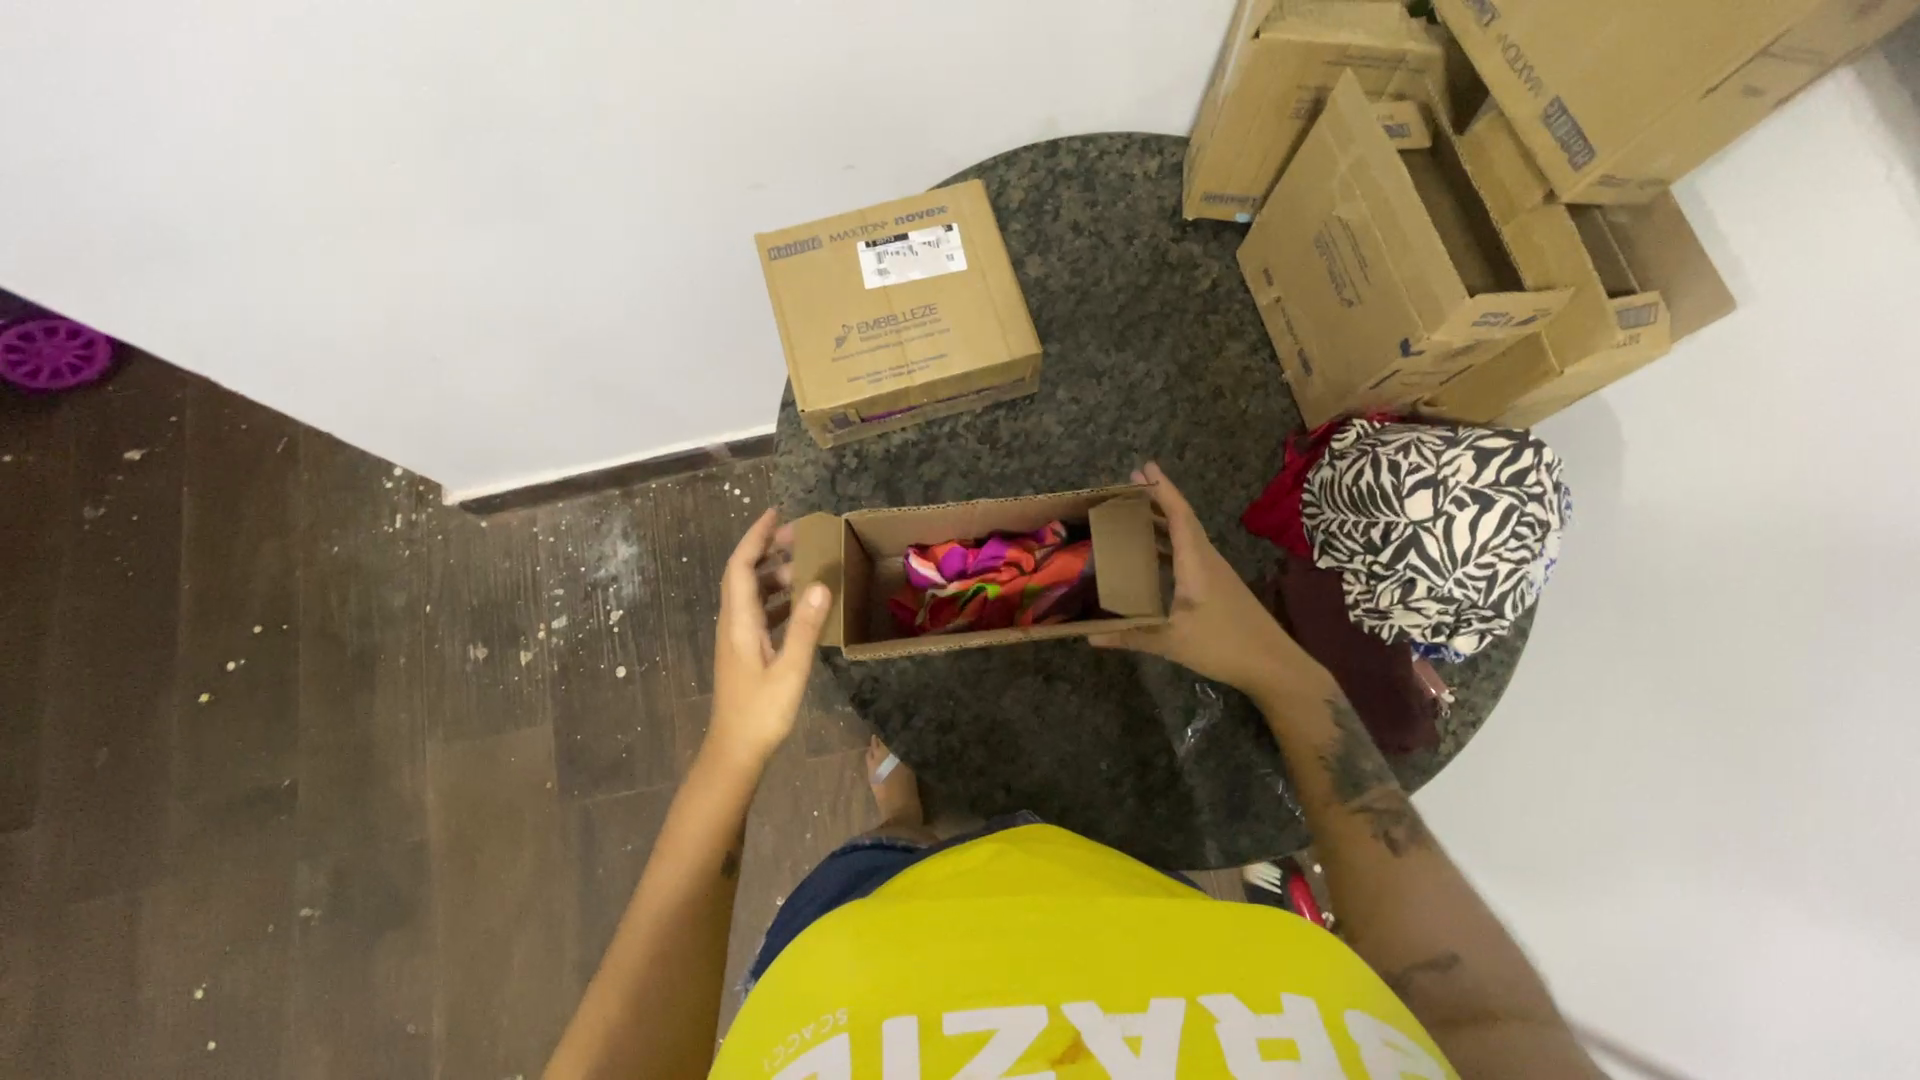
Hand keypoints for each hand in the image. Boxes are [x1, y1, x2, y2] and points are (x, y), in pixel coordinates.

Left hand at [706, 508, 833, 768]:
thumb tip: (819, 583)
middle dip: (768, 549)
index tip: (777, 514)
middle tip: (801, 534)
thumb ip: (805, 627)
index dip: (756, 536)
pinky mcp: (746, 652)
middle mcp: (733, 623)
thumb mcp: (790, 670)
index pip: (741, 566)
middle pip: (745, 574)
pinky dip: (780, 599)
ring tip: (807, 564)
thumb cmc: (761, 713)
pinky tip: (802, 603)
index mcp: (739, 622)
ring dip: (775, 574)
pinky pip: (761, 613)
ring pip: (753, 593)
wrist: (735, 751)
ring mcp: (738, 638)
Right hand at [1090, 463, 1318, 699]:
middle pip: (1182, 519)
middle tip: (1131, 484)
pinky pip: (1189, 552)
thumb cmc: (1223, 645)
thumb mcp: (1172, 643)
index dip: (1162, 490)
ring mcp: (1215, 573)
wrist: (1272, 664)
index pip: (1179, 516)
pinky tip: (1154, 554)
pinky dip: (1169, 544)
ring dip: (1163, 521)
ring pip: (1187, 536)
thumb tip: (1090, 637)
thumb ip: (1131, 636)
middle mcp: (1207, 560)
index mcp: (1196, 563)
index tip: (1144, 468)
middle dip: (1158, 499)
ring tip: (1135, 513)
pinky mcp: (1217, 586)